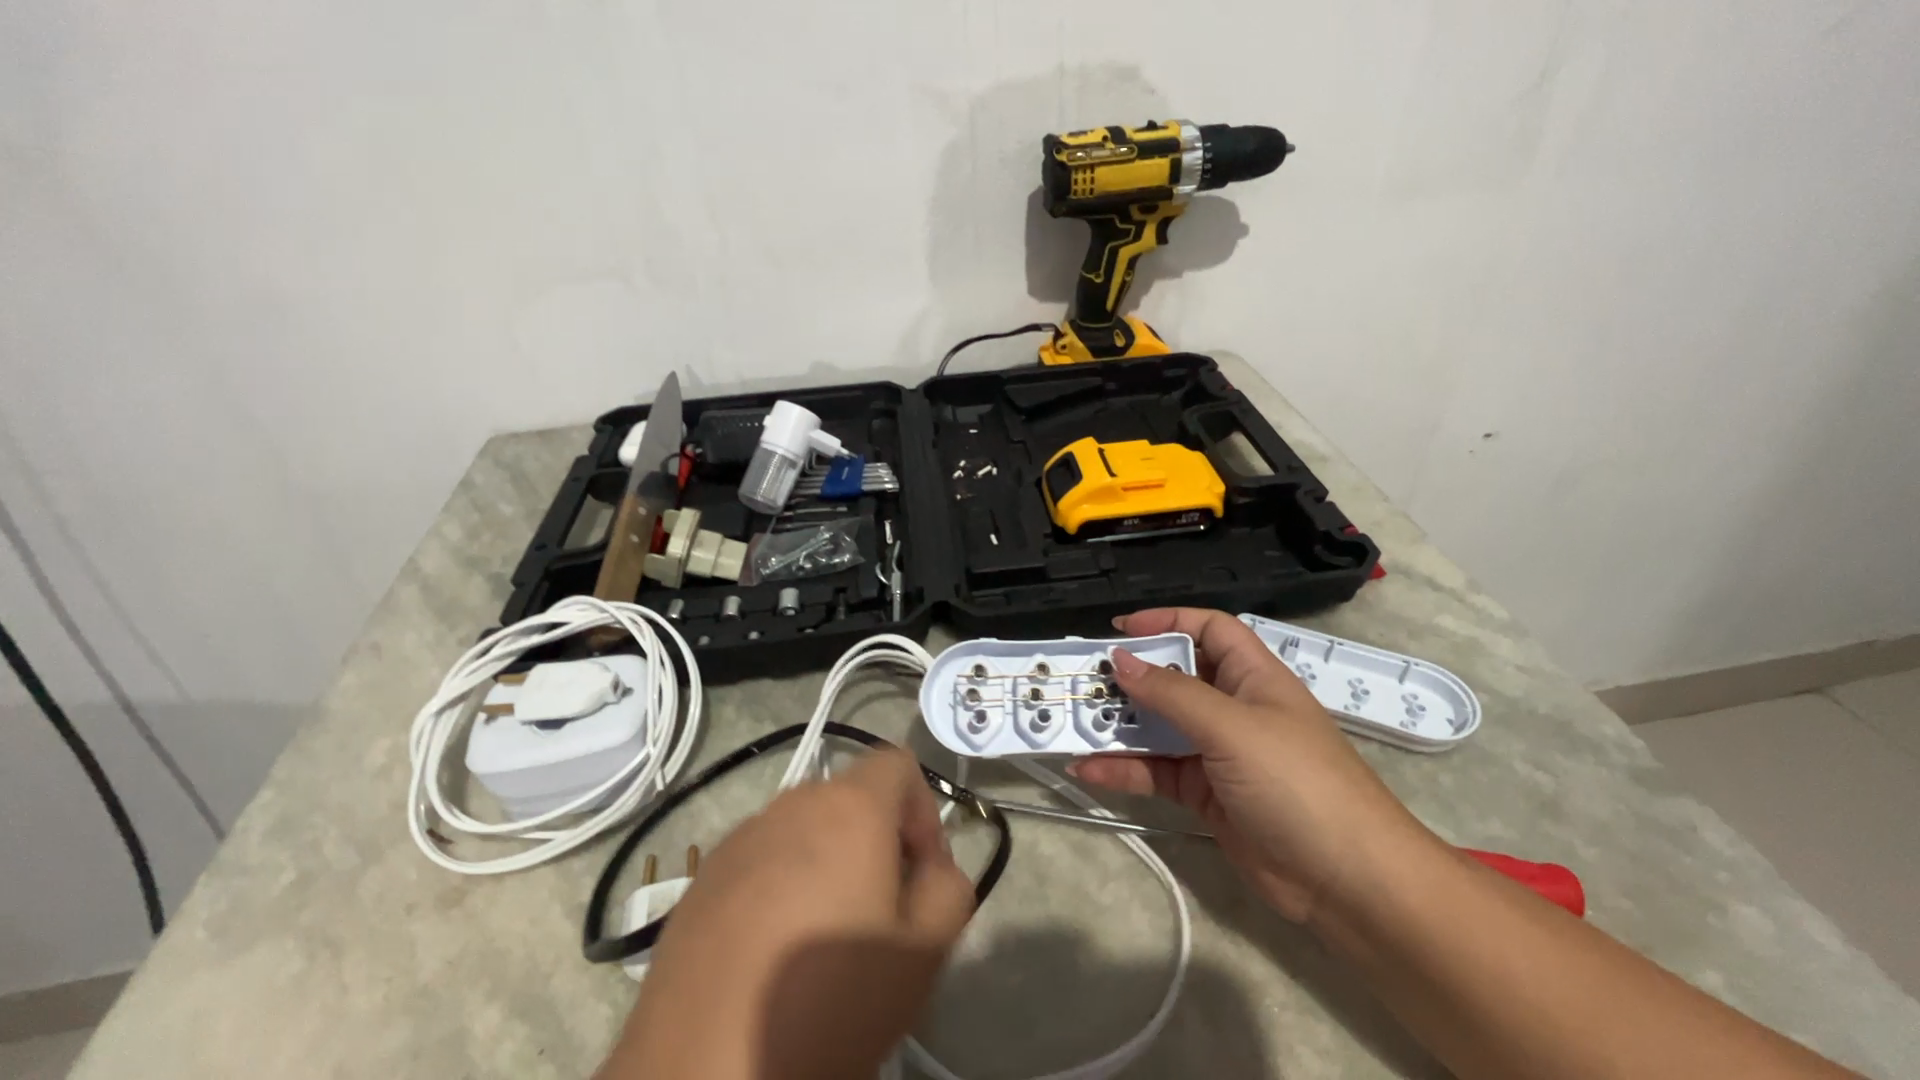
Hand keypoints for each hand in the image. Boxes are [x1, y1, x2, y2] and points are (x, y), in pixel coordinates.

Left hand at [600, 749, 975, 1079]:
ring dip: (827, 865)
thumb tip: (930, 867)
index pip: (898, 763)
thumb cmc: (831, 1001)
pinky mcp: (699, 882)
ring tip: (826, 939)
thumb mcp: (924, 952)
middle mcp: (786, 807)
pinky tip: (775, 955)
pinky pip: (759, 864)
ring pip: (801, 832)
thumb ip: (949, 887)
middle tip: (882, 911)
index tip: (922, 873)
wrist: (705, 1065)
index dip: (924, 810)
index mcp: (846, 809)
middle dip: (877, 842)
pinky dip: (780, 889)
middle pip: (848, 798)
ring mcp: (734, 842)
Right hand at [1070, 608, 1431, 923]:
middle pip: (1177, 679)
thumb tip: (1121, 659)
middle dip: (1131, 679)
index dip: (1168, 622)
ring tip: (1073, 725)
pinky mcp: (1207, 797)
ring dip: (1119, 726)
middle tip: (1082, 683)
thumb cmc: (1297, 783)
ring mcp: (1220, 755)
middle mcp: (1236, 709)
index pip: (1210, 630)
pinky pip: (1158, 773)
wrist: (1346, 879)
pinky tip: (1089, 770)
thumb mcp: (1233, 728)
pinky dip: (1125, 770)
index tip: (1119, 633)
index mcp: (1254, 677)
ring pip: (1160, 728)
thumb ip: (1173, 694)